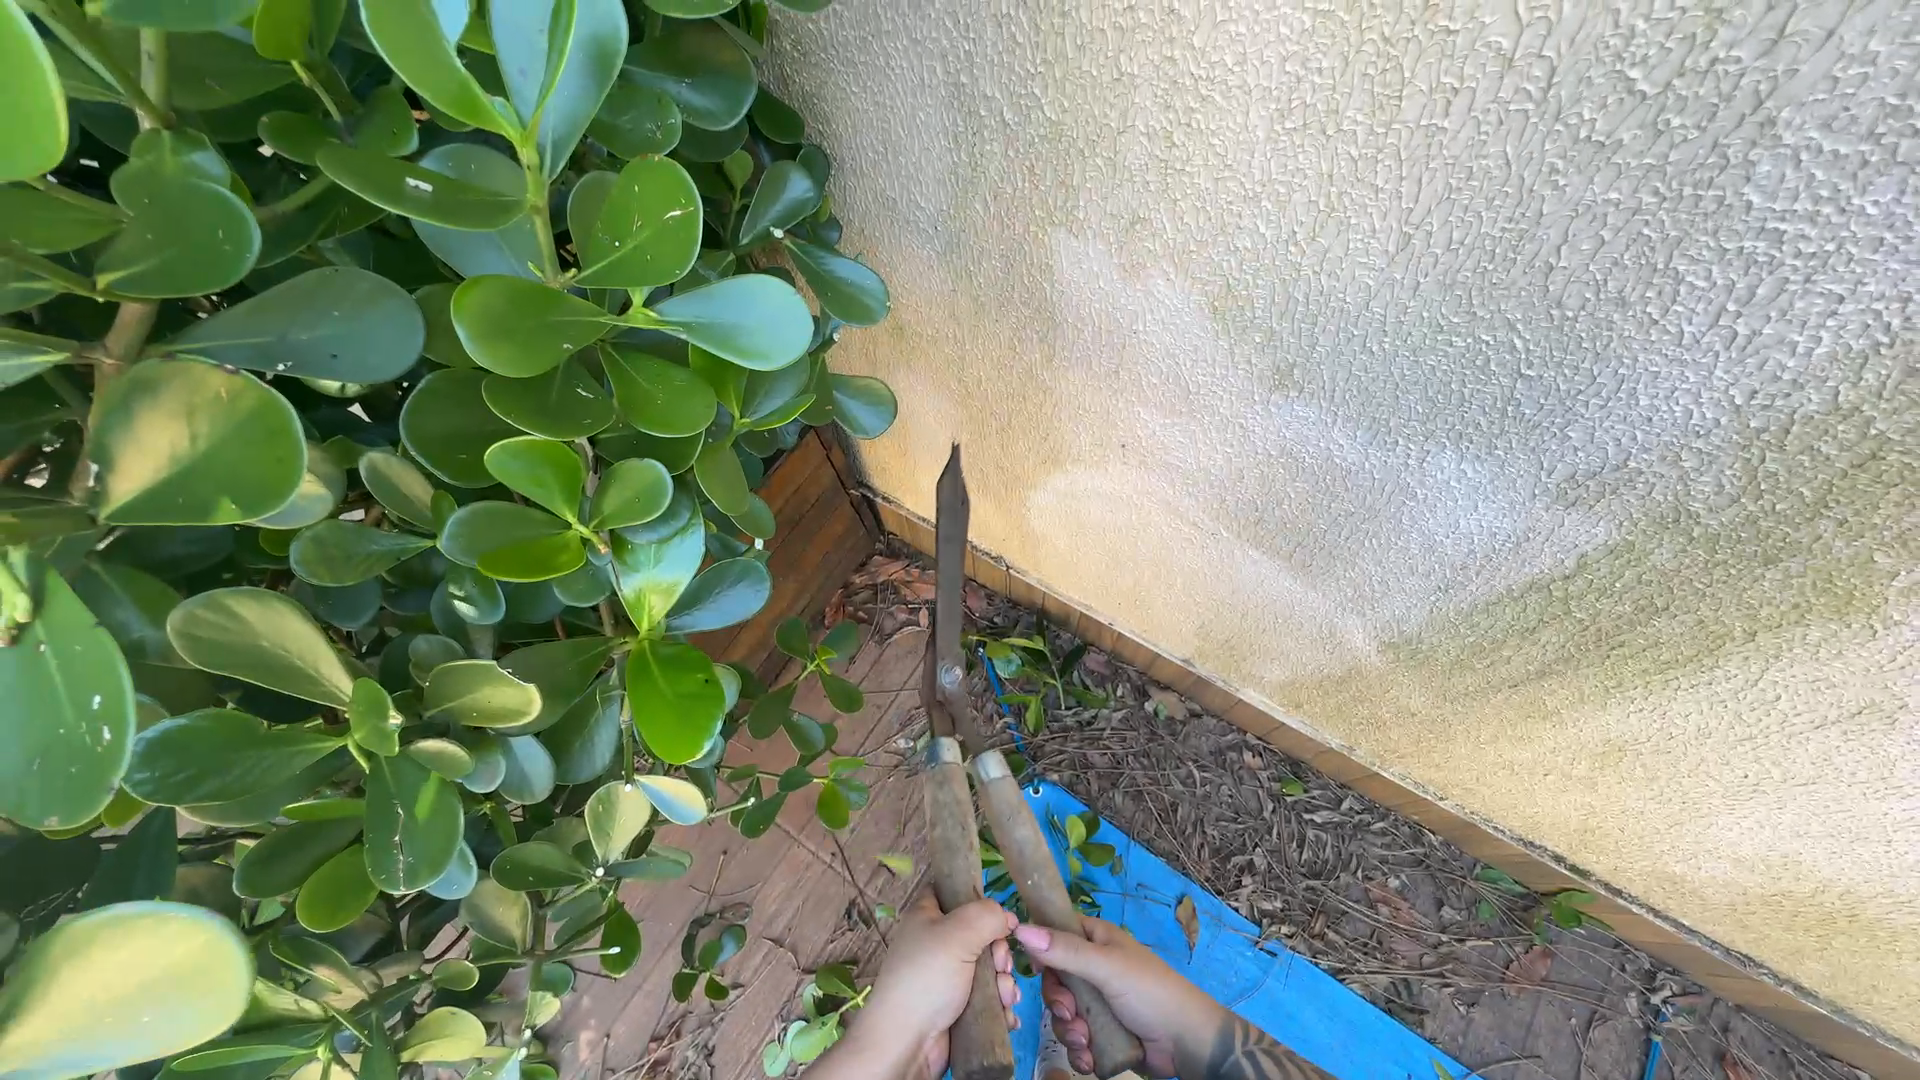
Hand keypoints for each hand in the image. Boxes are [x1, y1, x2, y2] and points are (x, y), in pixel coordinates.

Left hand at [833, 892, 1019, 1078]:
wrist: (907, 1043)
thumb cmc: (926, 978)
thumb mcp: (957, 933)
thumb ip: (987, 915)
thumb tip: (1008, 917)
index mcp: (928, 915)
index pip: (953, 892)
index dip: (978, 900)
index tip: (998, 917)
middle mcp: (938, 943)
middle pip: (981, 934)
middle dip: (999, 952)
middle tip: (1000, 966)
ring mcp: (949, 977)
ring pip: (989, 969)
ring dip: (1004, 983)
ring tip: (1004, 998)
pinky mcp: (959, 1007)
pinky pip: (989, 999)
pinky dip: (1001, 1006)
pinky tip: (1006, 1014)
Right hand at [1014, 916, 1223, 1077]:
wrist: (1186, 1042)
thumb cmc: (1149, 991)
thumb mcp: (1105, 966)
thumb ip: (1064, 951)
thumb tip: (1020, 928)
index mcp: (1095, 940)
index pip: (1055, 935)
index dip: (1042, 951)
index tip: (1038, 970)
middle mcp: (1092, 967)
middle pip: (1054, 980)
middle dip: (1058, 1002)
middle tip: (1071, 1014)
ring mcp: (1097, 1002)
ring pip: (1062, 1013)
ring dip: (1068, 1031)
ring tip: (1086, 1041)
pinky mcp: (1101, 1032)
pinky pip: (1074, 1039)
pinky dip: (1078, 1050)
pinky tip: (1089, 1057)